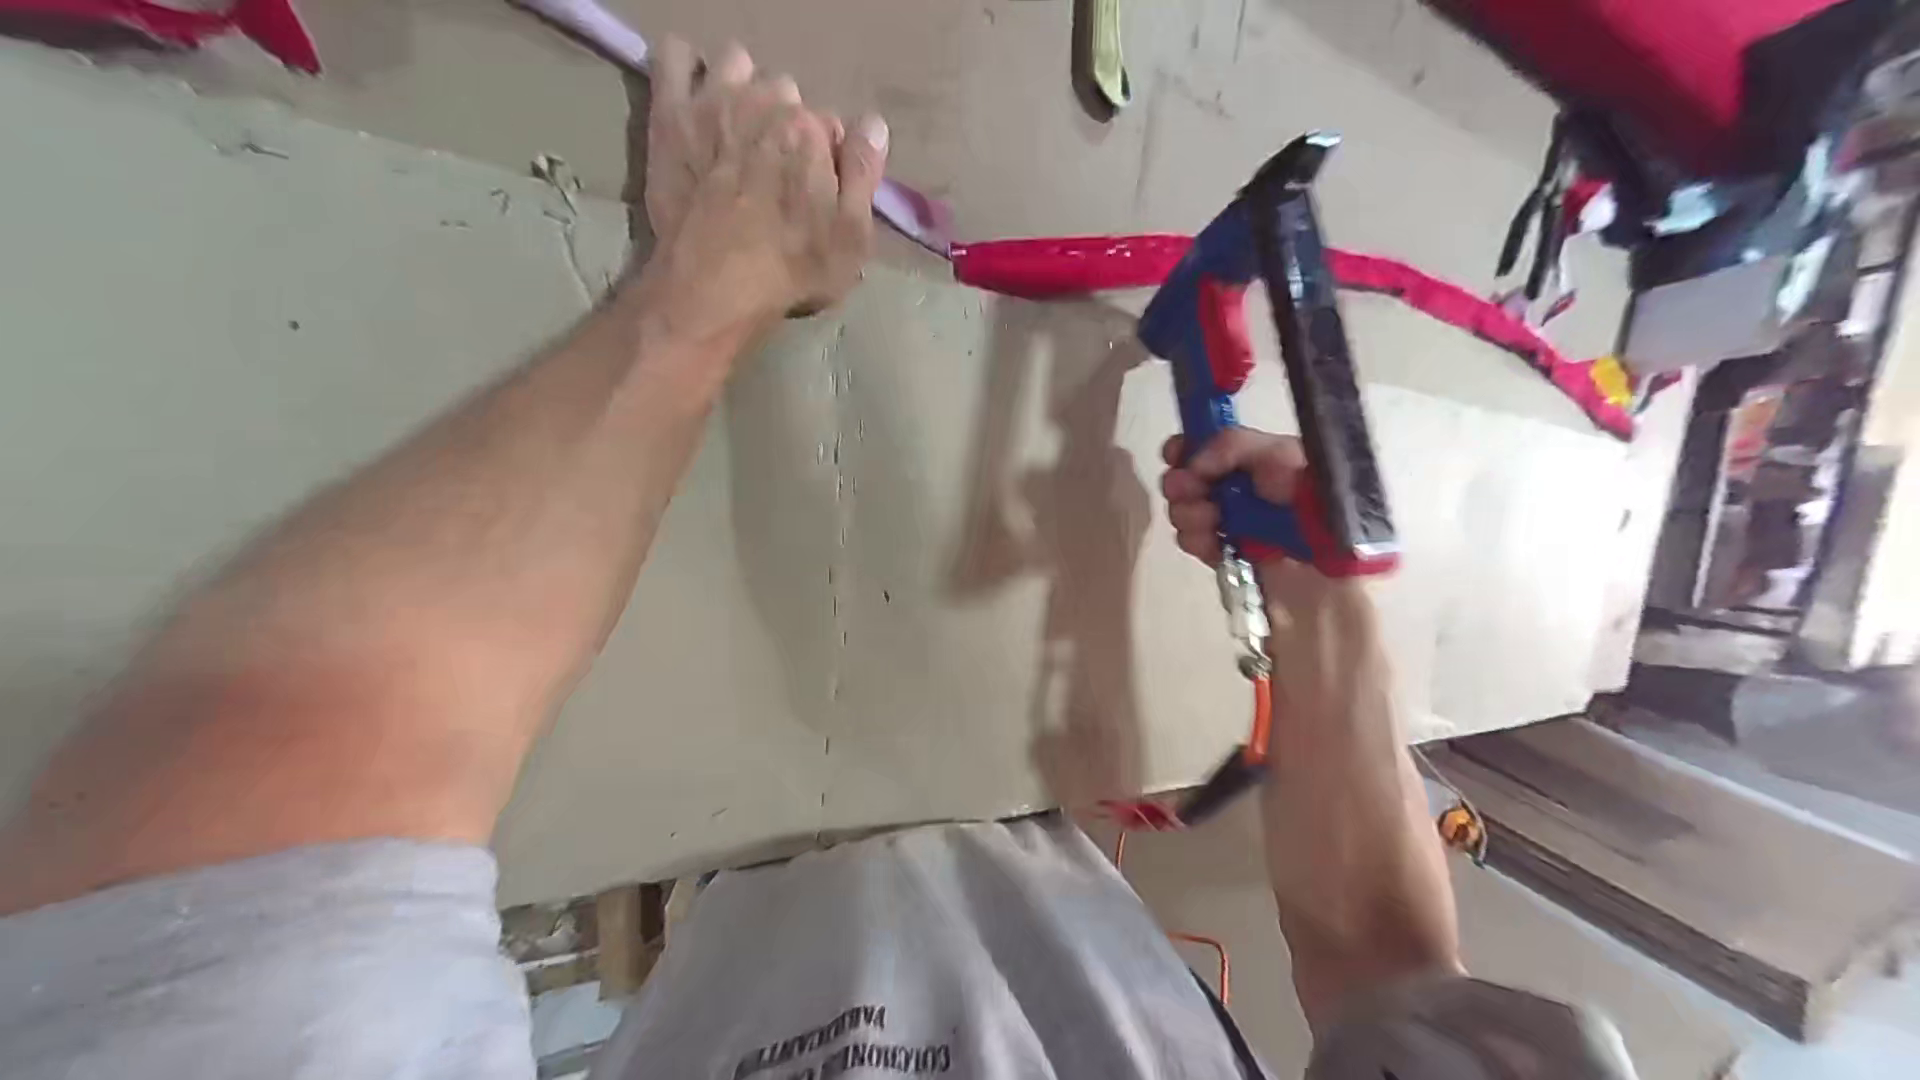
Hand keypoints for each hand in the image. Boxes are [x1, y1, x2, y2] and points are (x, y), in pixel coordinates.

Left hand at [635, 37, 888, 346]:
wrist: (714, 284)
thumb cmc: (793, 271)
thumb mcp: (853, 239)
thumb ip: (864, 175)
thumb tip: (873, 125)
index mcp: (813, 132)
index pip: (831, 128)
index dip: (827, 162)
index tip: (817, 193)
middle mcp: (766, 102)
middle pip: (785, 95)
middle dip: (786, 125)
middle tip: (778, 173)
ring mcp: (714, 102)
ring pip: (738, 66)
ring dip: (744, 91)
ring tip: (740, 135)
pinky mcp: (670, 114)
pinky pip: (677, 57)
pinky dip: (689, 71)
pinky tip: (696, 102)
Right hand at [1158, 426, 1304, 568]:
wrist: (1328, 575)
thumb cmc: (1315, 506)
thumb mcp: (1282, 456)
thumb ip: (1233, 446)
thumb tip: (1190, 462)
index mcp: (1258, 459)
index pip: (1207, 442)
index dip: (1185, 445)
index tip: (1174, 454)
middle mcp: (1239, 486)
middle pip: (1185, 476)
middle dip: (1181, 483)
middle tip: (1188, 490)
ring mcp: (1228, 520)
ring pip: (1181, 508)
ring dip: (1188, 512)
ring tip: (1211, 520)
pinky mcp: (1222, 551)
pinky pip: (1189, 540)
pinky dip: (1196, 540)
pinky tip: (1213, 543)